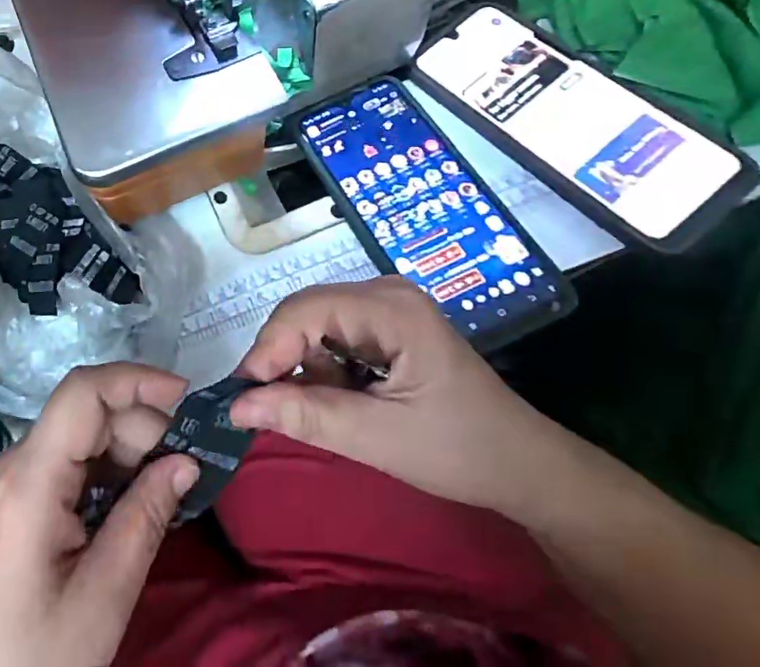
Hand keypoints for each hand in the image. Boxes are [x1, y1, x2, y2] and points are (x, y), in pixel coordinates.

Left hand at [0, 363, 200, 666]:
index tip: (189, 397)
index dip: (137, 380)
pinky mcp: (15, 506)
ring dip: (128, 449)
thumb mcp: (103, 596)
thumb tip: (186, 461)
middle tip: (190, 461)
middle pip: (84, 414)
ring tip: (173, 480)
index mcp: (29, 477)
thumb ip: (145, 518)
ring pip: (78, 438)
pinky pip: (67, 467)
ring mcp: (11, 485)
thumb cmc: (36, 658)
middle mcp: (14, 465)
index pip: (83, 392)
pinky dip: (107, 472)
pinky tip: (138, 497)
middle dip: (142, 423)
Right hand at [227, 276, 581, 516]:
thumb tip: (237, 406)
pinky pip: (331, 335)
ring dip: (304, 367)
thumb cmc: (460, 451)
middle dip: (283, 358)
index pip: (306, 310)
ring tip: (323, 410)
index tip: (247, 395)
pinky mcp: (384, 324)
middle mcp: (384, 292)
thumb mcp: (380, 439)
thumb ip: (307, 416)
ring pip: (313, 325)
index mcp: (393, 309)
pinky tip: (343, 398)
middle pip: (306, 312)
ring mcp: (385, 306)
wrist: (522, 466)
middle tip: (270, 407)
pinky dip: (323, 369)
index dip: (269, 347)